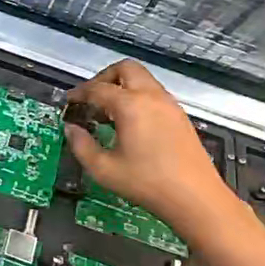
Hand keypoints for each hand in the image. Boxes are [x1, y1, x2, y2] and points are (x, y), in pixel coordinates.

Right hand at [63, 60, 231, 235]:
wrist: (195, 196)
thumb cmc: (146, 183)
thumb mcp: (104, 169)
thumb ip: (81, 145)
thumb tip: (71, 129)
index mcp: (130, 104)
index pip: (98, 88)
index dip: (79, 93)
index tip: (69, 102)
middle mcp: (151, 96)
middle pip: (125, 68)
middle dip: (104, 78)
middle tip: (92, 98)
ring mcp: (169, 103)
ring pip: (143, 79)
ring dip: (123, 86)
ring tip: (109, 112)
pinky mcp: (180, 115)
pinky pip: (154, 93)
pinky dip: (138, 97)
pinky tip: (131, 123)